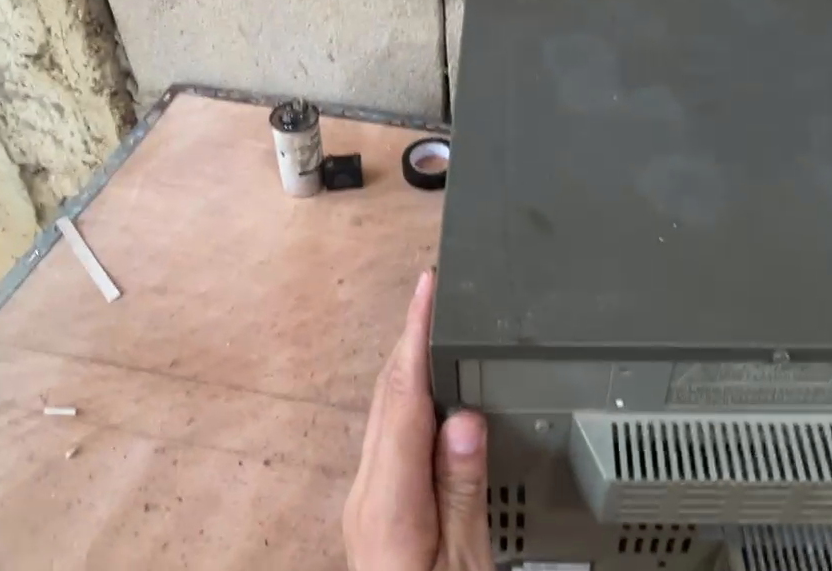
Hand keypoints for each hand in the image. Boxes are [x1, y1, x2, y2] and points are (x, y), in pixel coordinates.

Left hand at [344, 269, 491, 570]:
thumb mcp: (465, 567)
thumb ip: (462, 491)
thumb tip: (463, 417)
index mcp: (390, 503)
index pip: (404, 396)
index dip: (415, 334)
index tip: (428, 288)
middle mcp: (367, 492)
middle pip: (387, 393)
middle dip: (410, 335)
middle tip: (437, 292)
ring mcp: (365, 498)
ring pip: (384, 408)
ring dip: (408, 361)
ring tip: (436, 325)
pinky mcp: (374, 505)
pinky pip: (389, 431)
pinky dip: (408, 395)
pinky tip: (428, 390)